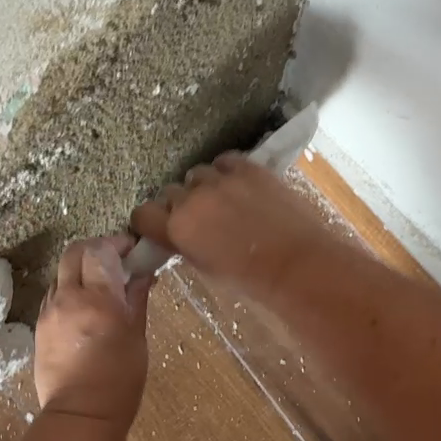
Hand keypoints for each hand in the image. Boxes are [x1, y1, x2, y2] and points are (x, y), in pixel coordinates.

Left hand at [34, 235, 152, 425]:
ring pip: (61, 274)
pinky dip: (68, 291)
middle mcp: (68, 298)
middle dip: (94, 249)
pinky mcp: (39, 327)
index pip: (100, 250)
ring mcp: (49, 312)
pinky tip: (83, 309)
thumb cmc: (120, 380)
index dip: (116, 243)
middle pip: (74, 253)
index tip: (132, 250)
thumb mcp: (137, 337)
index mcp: (98, 299)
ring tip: (100, 288)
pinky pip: (53, 296)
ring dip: (80, 271)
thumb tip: (143, 275)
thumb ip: (136, 299)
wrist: (81, 414)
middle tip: (115, 261)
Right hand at [129, 153, 333, 295]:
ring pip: (197, 174)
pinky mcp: (247, 167)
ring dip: (204, 186)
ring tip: (224, 201)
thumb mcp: (206, 268)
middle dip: (180, 204)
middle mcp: (191, 200)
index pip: (143, 214)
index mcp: (176, 229)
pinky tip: (239, 185)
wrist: (298, 264)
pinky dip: (227, 171)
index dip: (149, 220)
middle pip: (171, 192)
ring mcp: (220, 180)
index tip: (159, 225)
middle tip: (200, 219)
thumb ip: (185, 245)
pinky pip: (224, 161)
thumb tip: (179, 234)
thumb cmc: (251, 279)